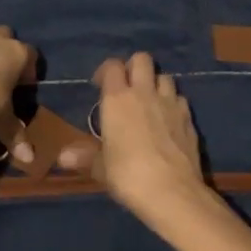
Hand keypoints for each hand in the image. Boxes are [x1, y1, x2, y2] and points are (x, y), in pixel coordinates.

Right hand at [60, 53, 206, 218]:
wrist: (172, 192)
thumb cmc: (128, 175)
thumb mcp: (101, 168)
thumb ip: (84, 156)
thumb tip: (62, 157)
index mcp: (118, 99)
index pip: (112, 66)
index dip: (105, 71)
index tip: (99, 86)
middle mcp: (145, 93)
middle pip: (142, 59)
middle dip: (134, 66)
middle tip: (126, 87)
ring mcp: (171, 103)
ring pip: (165, 76)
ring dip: (156, 84)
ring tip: (149, 103)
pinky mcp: (188, 118)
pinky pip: (180, 99)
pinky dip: (173, 104)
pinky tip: (168, 121)